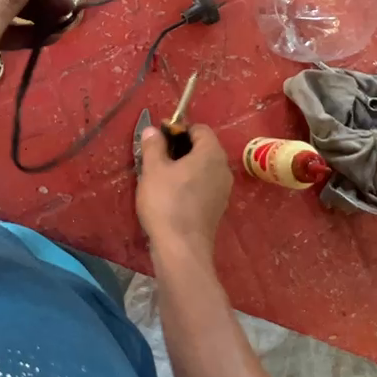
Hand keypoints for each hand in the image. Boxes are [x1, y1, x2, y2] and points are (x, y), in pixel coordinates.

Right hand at [136, 123, 231, 260]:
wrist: (182, 248)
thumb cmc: (166, 202)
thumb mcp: (153, 169)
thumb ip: (153, 145)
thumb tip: (152, 130)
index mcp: (211, 153)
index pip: (200, 129)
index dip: (179, 128)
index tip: (159, 138)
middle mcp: (223, 168)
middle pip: (203, 147)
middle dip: (181, 147)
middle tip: (157, 156)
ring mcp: (223, 189)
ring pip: (203, 167)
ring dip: (185, 166)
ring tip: (161, 175)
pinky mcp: (218, 207)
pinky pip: (204, 184)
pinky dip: (190, 182)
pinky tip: (172, 194)